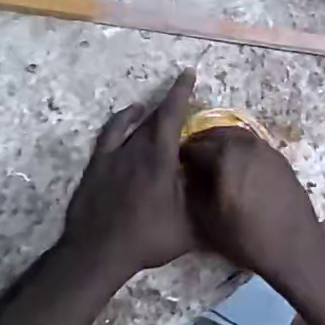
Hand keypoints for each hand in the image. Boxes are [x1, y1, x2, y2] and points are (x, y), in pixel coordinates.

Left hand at [60, 70, 198, 276]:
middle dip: (168, 103)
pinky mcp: (96, 164)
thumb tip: (227, 192)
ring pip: (132, 124)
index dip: (181, 92)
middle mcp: (135, 147)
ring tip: (151, 107)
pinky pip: (110, 134)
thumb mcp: (188, 227)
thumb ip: (207, 207)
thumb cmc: (147, 237)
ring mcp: (113, 155)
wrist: (98, 251)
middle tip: (180, 97)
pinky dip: (120, 122)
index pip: (171, 115)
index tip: (188, 73)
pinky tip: (125, 121)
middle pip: (153, 118)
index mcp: (159, 157)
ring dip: (144, 113)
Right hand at [180, 127, 324, 287]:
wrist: (294, 247)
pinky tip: (236, 167)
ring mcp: (264, 148)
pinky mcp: (278, 157)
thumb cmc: (246, 236)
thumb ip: (192, 191)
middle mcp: (245, 144)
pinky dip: (238, 148)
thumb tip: (186, 176)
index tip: (175, 168)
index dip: (181, 157)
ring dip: (219, 143)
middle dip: (200, 145)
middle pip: (213, 134)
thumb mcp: (208, 219)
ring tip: (213, 163)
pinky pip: (251, 144)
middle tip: (191, 163)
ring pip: (234, 135)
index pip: (193, 147)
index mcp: (224, 155)